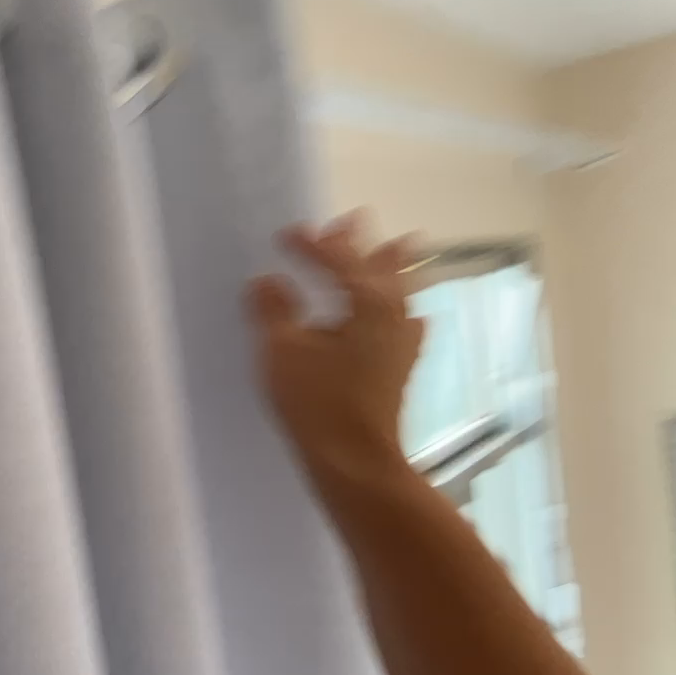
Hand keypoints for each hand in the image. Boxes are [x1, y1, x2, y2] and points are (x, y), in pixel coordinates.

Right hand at [246, 213, 424, 488]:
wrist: (353, 455)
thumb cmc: (315, 400)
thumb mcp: (282, 350)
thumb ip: (274, 310)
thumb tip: (266, 280)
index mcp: (367, 304)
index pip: (338, 261)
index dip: (313, 245)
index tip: (287, 232)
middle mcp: (394, 315)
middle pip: (381, 268)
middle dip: (364, 244)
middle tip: (355, 219)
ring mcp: (402, 341)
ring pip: (401, 292)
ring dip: (392, 267)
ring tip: (401, 246)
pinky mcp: (399, 365)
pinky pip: (406, 322)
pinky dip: (401, 307)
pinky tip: (409, 315)